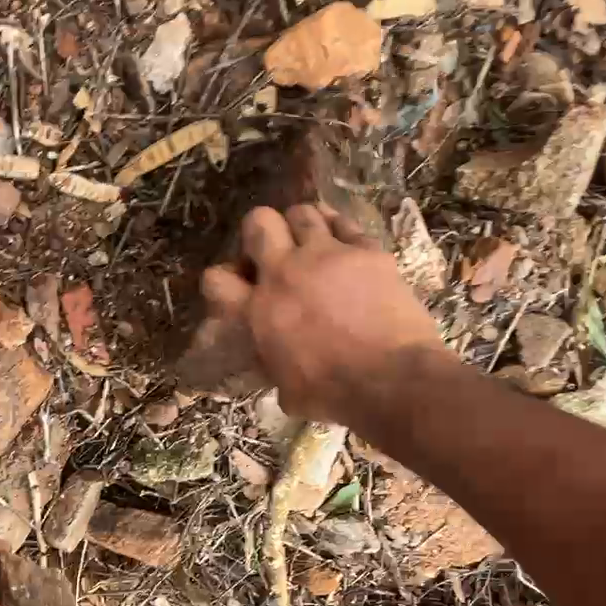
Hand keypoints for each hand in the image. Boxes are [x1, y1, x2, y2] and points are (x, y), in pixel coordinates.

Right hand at [202, 204, 454, 422]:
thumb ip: (272, 361)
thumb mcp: (283, 387)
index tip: (238, 289)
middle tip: (272, 253)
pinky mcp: (367, 250)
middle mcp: (285, 273)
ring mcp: (327, 255)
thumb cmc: (330, 393)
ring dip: (300, 226)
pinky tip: (341, 243)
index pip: (216, 279)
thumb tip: (275, 359)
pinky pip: (344, 222)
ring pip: (303, 212)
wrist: (389, 378)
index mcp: (257, 311)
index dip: (222, 281)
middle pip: (259, 222)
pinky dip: (337, 228)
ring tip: (309, 243)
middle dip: (260, 233)